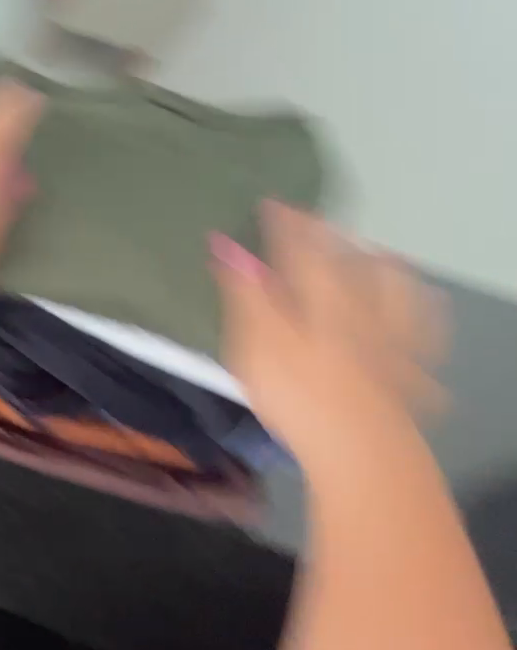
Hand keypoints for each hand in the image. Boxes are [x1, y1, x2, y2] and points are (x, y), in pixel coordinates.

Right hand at [211, 202, 447, 468]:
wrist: (361, 447)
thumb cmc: (296, 393)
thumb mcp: (256, 342)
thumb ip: (246, 293)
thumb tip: (228, 246)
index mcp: (326, 299)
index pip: (305, 250)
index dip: (289, 225)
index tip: (273, 202)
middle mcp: (369, 309)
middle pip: (359, 263)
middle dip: (339, 241)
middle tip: (322, 227)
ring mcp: (397, 340)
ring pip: (399, 290)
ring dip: (383, 268)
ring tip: (374, 257)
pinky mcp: (411, 371)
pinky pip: (420, 331)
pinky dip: (414, 313)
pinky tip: (412, 315)